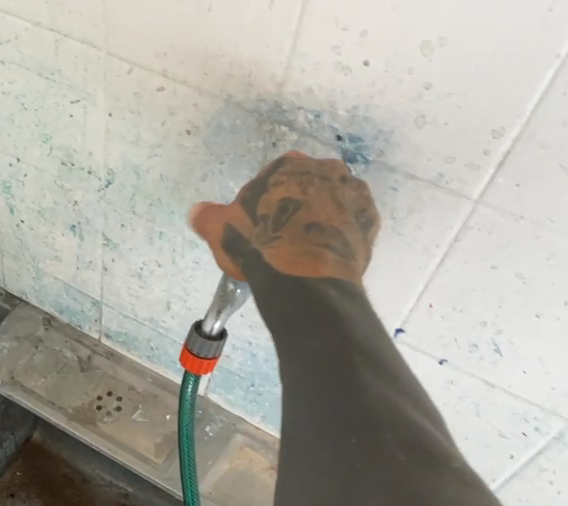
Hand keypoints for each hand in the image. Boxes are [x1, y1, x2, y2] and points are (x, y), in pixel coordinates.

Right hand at [190, 152, 379, 283]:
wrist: (303, 279)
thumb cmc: (259, 247)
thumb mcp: (220, 231)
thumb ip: (208, 217)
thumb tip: (197, 212)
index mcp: (287, 165)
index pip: (272, 180)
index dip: (263, 205)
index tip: (259, 228)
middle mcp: (325, 169)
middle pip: (306, 187)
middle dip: (296, 208)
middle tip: (282, 240)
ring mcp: (353, 193)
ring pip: (332, 204)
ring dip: (321, 220)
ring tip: (305, 251)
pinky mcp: (370, 220)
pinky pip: (352, 225)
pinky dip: (341, 236)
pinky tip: (325, 256)